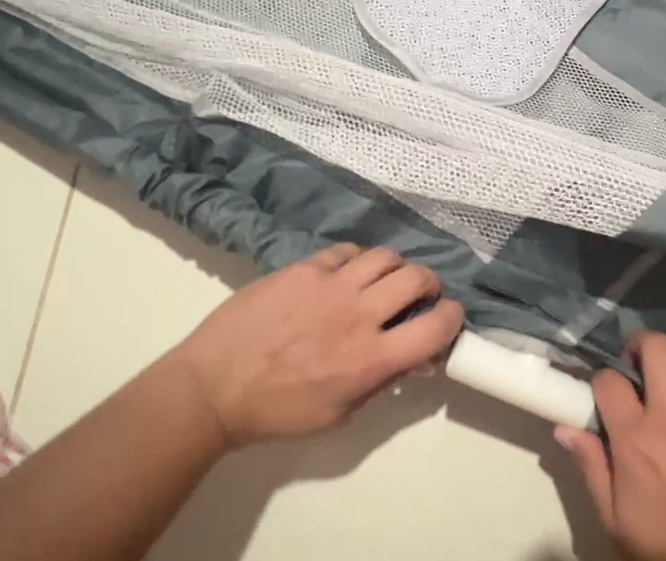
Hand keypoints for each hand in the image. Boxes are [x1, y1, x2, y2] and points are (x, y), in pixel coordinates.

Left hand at [163, 244, 463, 447]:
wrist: (213, 388)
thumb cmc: (278, 412)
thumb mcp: (339, 413)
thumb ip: (382, 380)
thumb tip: (414, 356)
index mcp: (371, 359)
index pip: (436, 326)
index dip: (452, 318)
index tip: (446, 318)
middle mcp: (359, 315)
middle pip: (417, 279)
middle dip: (428, 285)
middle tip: (419, 295)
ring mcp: (330, 286)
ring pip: (386, 257)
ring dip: (396, 268)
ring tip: (385, 279)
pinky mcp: (304, 269)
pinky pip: (346, 252)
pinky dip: (357, 260)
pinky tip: (348, 273)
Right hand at [556, 331, 665, 560]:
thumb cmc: (665, 546)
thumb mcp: (614, 519)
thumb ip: (591, 467)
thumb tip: (564, 427)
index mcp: (634, 439)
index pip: (608, 379)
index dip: (601, 380)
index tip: (604, 393)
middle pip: (654, 346)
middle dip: (639, 345)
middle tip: (635, 365)